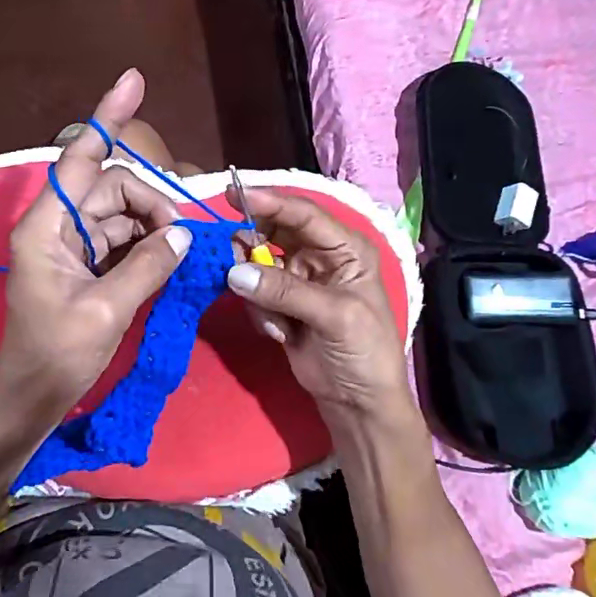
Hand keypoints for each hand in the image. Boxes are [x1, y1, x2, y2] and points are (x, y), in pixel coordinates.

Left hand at [0, 69, 193, 432]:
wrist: (31, 397)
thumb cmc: (56, 355)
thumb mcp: (106, 311)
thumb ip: (146, 266)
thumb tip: (181, 235)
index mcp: (48, 228)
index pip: (81, 159)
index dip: (107, 118)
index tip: (134, 81)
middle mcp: (58, 226)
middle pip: (112, 187)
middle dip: (150, 203)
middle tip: (179, 240)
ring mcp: (71, 245)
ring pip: (121, 213)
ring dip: (152, 226)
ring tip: (175, 255)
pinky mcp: (84, 264)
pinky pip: (121, 239)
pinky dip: (146, 245)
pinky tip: (166, 260)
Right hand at [222, 187, 416, 435]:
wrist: (358, 401)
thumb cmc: (363, 352)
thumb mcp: (334, 316)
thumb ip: (286, 291)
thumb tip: (235, 272)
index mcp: (345, 248)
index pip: (303, 214)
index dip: (269, 202)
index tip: (234, 195)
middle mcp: (319, 255)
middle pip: (273, 232)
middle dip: (252, 247)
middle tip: (232, 263)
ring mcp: (298, 279)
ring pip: (257, 263)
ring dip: (256, 290)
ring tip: (274, 321)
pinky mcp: (280, 303)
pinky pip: (253, 292)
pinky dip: (259, 312)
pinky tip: (280, 334)